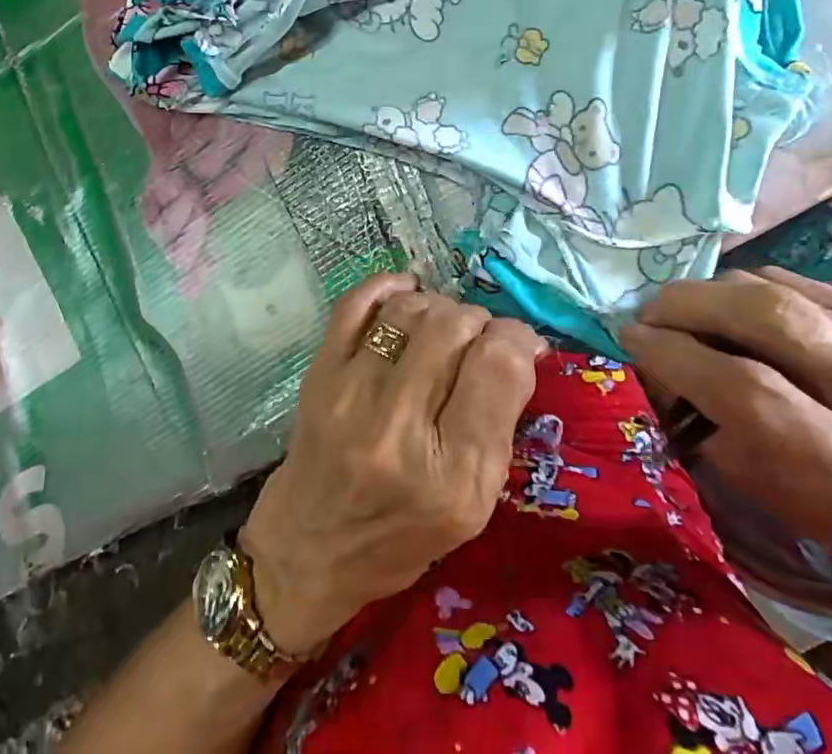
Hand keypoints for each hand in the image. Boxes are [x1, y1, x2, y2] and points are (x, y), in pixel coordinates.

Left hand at [240, 273, 547, 656]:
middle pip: (454, 328)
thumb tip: (516, 346)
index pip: (497, 368)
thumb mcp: (472, 506)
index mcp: (452, 475)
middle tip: (480, 338)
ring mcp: (349, 394)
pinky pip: (354, 305)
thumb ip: (498, 427)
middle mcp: (398, 428)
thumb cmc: (400, 537)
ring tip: (444, 326)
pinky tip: (407, 294)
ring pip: (409, 311)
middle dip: (480, 321)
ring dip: (439, 306)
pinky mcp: (318, 375)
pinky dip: (387, 287)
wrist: (310, 545)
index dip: (518, 340)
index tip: (520, 345)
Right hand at [621, 267, 831, 572]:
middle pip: (767, 316)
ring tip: (686, 313)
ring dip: (710, 294)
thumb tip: (647, 348)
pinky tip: (735, 314)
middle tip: (649, 312)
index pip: (743, 385)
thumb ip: (693, 407)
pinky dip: (747, 292)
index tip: (630, 339)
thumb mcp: (739, 471)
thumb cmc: (809, 496)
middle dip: (688, 304)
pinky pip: (794, 283)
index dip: (674, 354)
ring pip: (774, 289)